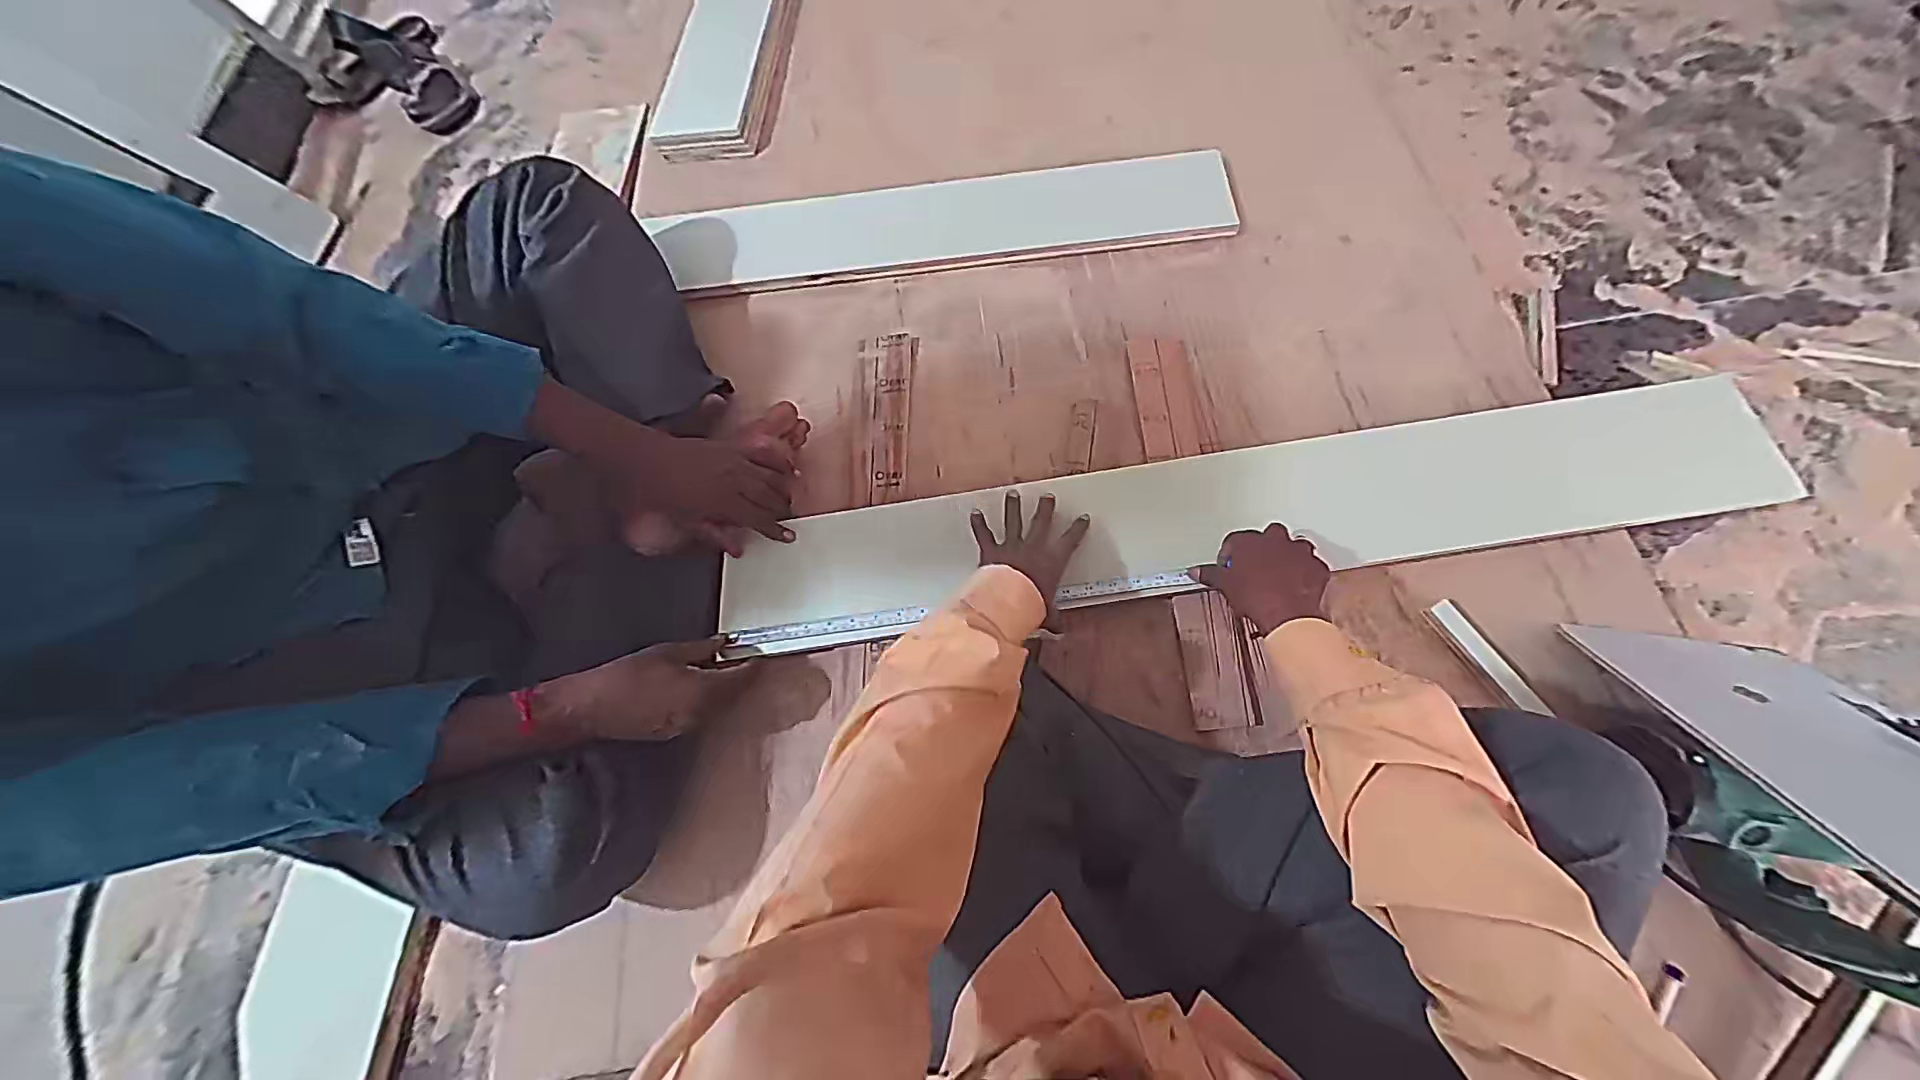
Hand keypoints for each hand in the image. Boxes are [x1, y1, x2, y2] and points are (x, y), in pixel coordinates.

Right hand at [536, 638, 756, 740]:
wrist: (589, 709)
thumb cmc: (624, 678)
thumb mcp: (667, 653)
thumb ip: (701, 649)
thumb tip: (722, 644)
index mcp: (704, 691)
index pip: (743, 679)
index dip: (753, 665)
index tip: (757, 653)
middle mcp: (703, 714)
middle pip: (737, 696)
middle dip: (743, 678)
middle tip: (744, 659)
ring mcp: (690, 726)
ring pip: (722, 707)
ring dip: (727, 691)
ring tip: (724, 671)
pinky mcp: (676, 732)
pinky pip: (704, 714)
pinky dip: (710, 701)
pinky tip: (702, 687)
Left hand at [609, 434, 796, 548]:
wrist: (637, 457)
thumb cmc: (655, 492)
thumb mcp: (682, 520)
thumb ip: (713, 534)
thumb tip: (738, 549)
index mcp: (723, 501)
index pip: (759, 519)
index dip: (776, 530)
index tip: (788, 536)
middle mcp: (734, 479)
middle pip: (770, 497)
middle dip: (782, 510)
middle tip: (789, 519)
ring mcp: (733, 460)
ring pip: (770, 475)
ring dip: (783, 487)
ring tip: (790, 497)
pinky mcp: (728, 446)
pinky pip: (760, 452)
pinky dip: (775, 459)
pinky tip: (785, 465)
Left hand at [970, 490, 1091, 619]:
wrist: (1007, 599)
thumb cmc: (1031, 604)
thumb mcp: (1046, 613)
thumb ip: (1052, 620)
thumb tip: (1060, 634)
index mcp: (1051, 560)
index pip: (1070, 540)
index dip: (1077, 529)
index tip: (1083, 518)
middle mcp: (1033, 547)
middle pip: (1041, 522)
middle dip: (1045, 509)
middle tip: (1048, 496)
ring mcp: (1011, 546)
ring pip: (1013, 521)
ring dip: (1013, 507)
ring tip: (1012, 493)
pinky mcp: (991, 551)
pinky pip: (984, 535)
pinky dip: (978, 524)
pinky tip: (974, 512)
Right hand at [1187, 523, 1330, 634]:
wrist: (1288, 616)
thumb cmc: (1257, 597)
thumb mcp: (1225, 585)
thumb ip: (1210, 574)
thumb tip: (1196, 572)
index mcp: (1248, 541)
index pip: (1233, 541)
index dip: (1229, 556)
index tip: (1228, 568)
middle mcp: (1274, 539)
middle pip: (1266, 536)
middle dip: (1260, 549)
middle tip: (1252, 567)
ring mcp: (1298, 551)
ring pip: (1291, 546)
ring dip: (1284, 556)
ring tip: (1275, 574)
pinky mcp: (1316, 566)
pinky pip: (1309, 563)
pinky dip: (1303, 570)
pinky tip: (1295, 583)